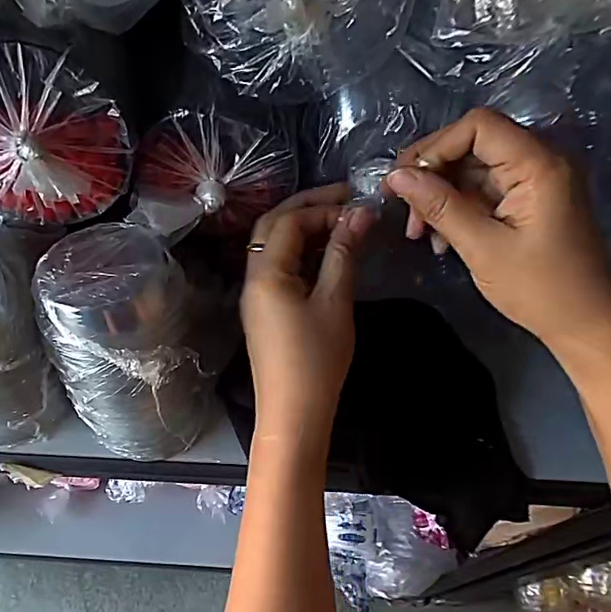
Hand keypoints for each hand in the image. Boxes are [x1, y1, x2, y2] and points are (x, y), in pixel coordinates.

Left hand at [240, 183, 373, 449]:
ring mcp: (254, 296)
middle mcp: (252, 279)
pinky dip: (300, 253)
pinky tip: (328, 254)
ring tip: (342, 224)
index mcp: (264, 274)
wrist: (292, 410)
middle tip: (346, 201)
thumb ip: (344, 254)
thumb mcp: (335, 302)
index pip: (286, 222)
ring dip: (303, 229)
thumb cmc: (316, 358)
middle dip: (307, 208)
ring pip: (272, 247)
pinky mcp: (262, 310)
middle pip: (271, 228)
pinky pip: (276, 269)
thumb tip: (358, 213)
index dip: (321, 208)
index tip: (357, 208)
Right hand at [388, 108, 610, 349]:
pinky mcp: (523, 201)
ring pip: (469, 169)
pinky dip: (452, 209)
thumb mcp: (481, 247)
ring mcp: (531, 182)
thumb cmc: (538, 286)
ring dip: (436, 196)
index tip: (404, 184)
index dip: (434, 148)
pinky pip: (478, 190)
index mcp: (538, 166)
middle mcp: (538, 162)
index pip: (478, 127)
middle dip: (430, 173)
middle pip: (470, 144)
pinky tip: (439, 238)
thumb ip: (439, 206)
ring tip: (418, 233)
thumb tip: (397, 176)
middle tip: (404, 212)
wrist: (583, 320)